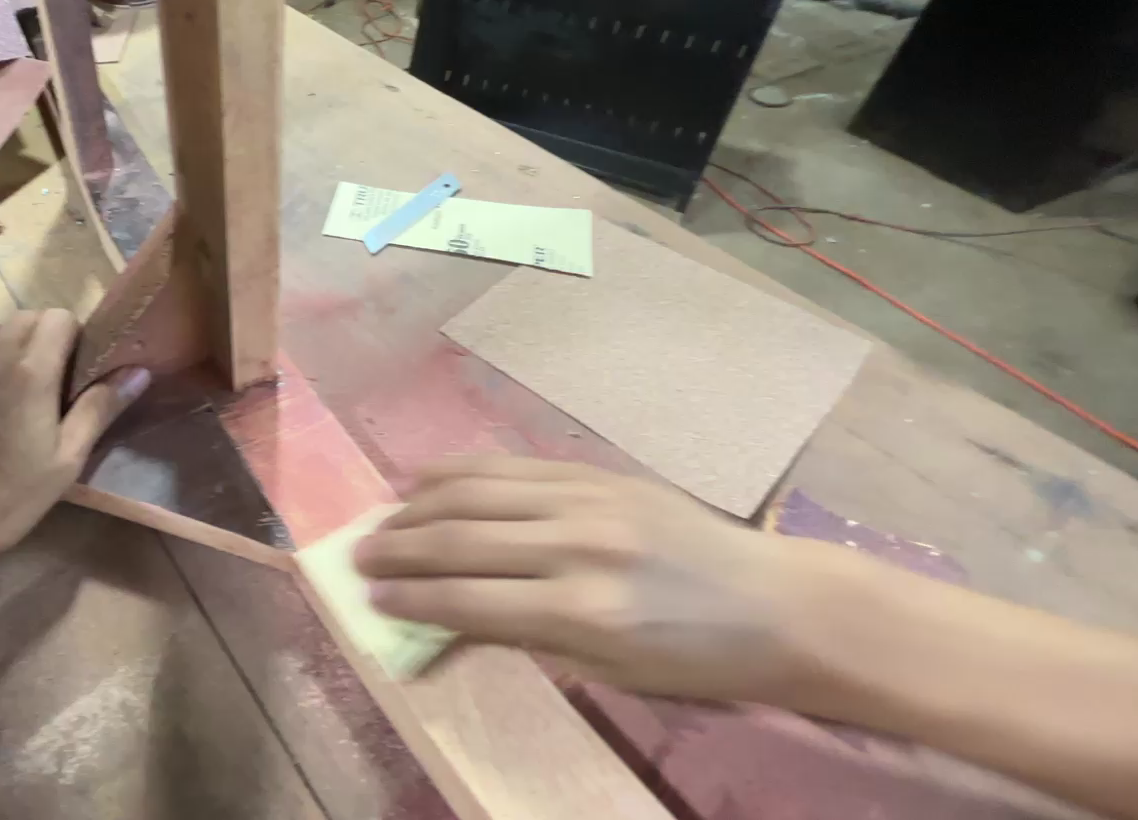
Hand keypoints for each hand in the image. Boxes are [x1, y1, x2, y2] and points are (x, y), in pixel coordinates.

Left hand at [0, 310, 149, 577]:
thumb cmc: (2, 500)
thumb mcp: (64, 462)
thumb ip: (100, 409)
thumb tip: (138, 370)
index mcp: (30, 369)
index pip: (59, 317)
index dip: (73, 338)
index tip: (74, 373)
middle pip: (24, 319)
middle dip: (41, 340)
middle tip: (46, 388)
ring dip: (5, 350)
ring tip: (5, 396)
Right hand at [356, 455, 839, 704]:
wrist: (779, 603)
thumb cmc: (697, 660)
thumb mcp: (610, 673)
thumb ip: (523, 636)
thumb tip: (446, 615)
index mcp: (583, 612)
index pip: (469, 600)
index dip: (412, 599)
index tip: (371, 597)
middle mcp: (574, 546)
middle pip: (460, 539)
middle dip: (399, 548)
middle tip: (358, 553)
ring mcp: (582, 499)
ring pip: (474, 492)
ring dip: (416, 506)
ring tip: (381, 518)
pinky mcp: (590, 471)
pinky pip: (506, 463)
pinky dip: (456, 471)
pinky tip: (424, 478)